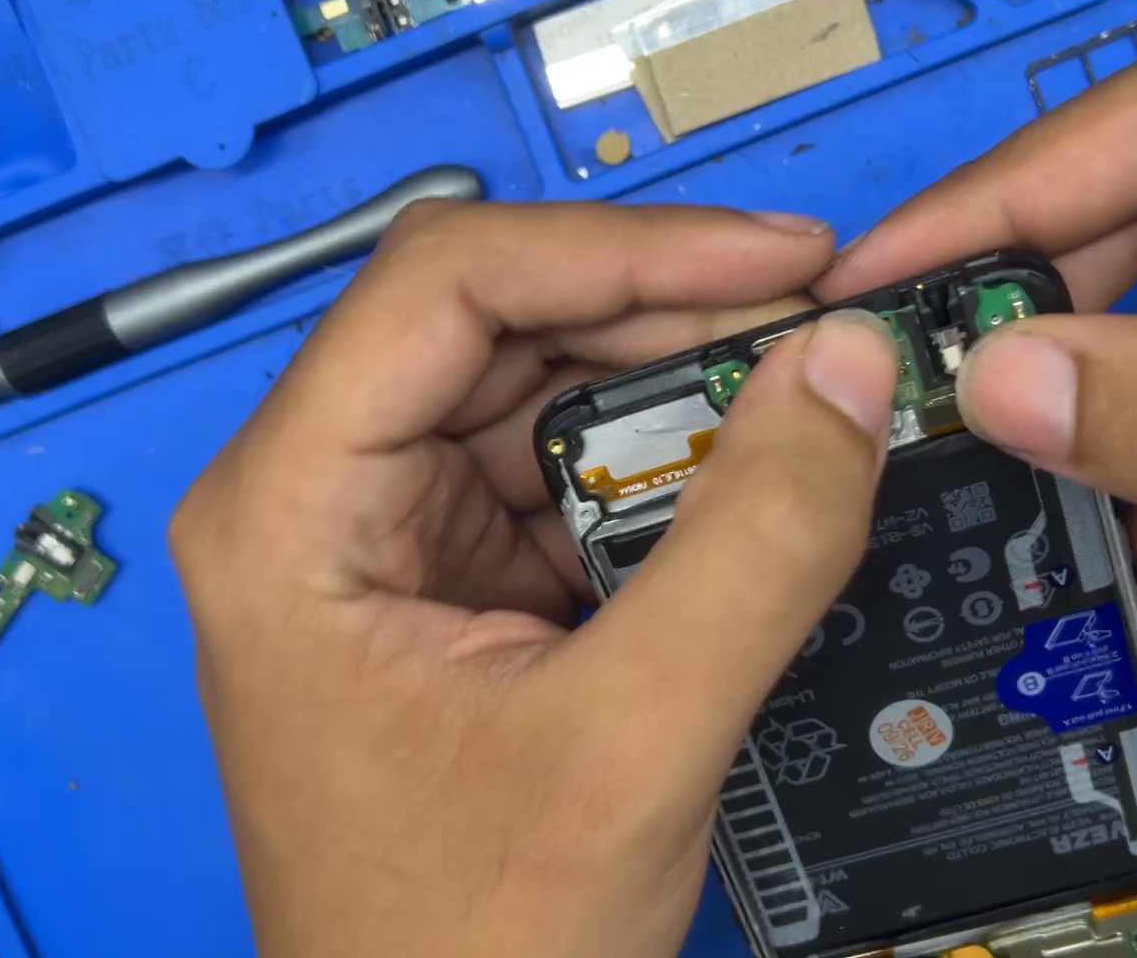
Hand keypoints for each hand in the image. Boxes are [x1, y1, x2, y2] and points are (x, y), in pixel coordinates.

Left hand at [170, 201, 899, 955]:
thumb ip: (754, 548)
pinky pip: (573, 446)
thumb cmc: (473, 939)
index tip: (778, 257)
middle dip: (670, 303)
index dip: (624, 247)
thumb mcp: (630, 743)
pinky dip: (670, 436)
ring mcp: (402, 512)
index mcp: (293, 505)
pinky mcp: (466, 549)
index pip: (450, 283)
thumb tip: (843, 370)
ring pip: (548, 369)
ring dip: (678, 363)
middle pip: (508, 313)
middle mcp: (333, 480)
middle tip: (812, 319)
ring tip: (795, 377)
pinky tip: (745, 450)